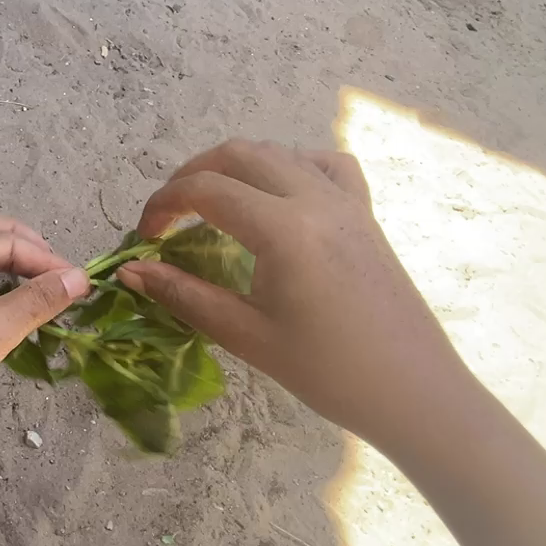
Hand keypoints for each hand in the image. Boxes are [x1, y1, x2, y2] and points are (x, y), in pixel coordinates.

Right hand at [116, 139, 470, 448]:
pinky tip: (276, 197)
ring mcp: (347, 201)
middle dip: (191, 175)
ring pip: (278, 152)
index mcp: (284, 229)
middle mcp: (316, 199)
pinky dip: (288, 167)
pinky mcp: (365, 213)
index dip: (163, 205)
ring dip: (233, 167)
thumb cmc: (327, 372)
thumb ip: (182, 294)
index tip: (145, 238)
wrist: (415, 393)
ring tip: (210, 206)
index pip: (205, 189)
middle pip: (238, 154)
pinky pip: (324, 165)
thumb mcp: (245, 335)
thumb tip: (130, 270)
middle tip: (168, 216)